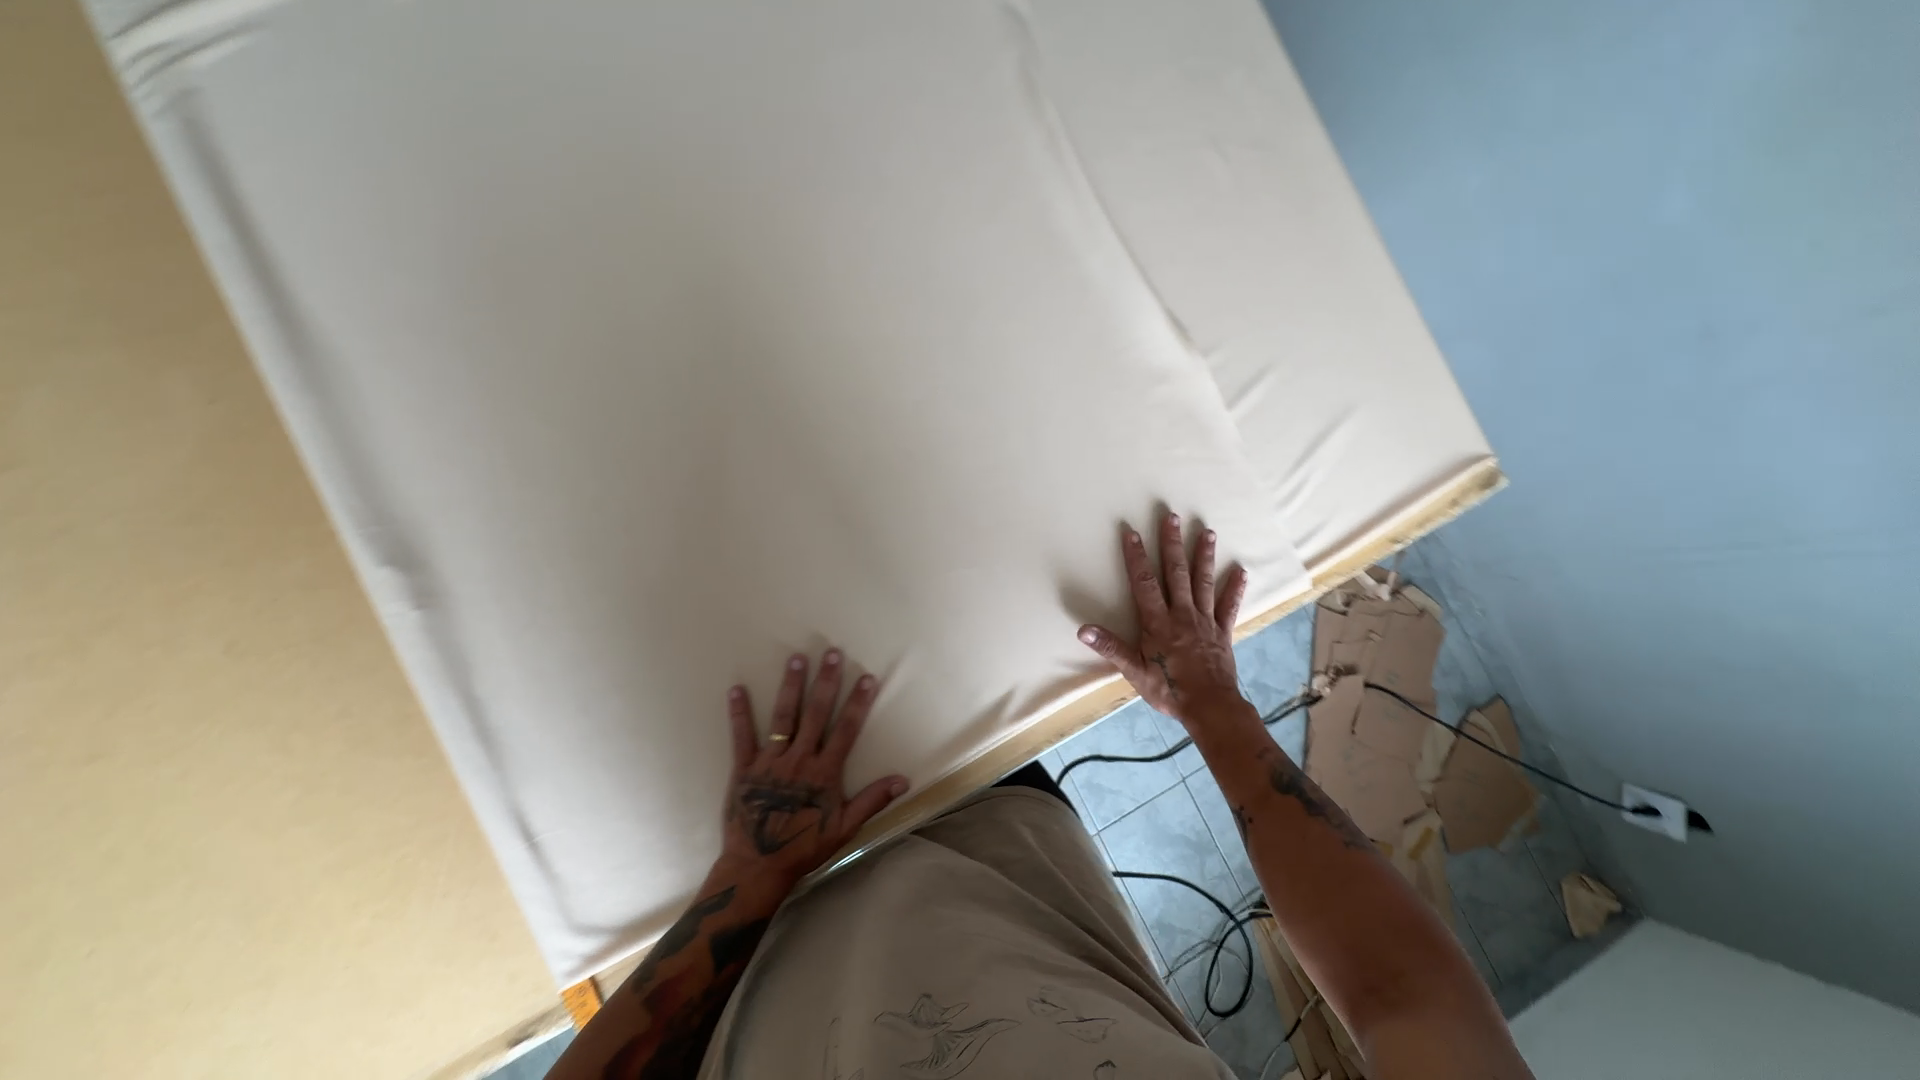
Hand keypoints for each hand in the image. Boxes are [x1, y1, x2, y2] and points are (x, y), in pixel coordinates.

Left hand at [716, 649, 909, 891]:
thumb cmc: (804, 848)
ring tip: (796, 658)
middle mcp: (799, 759)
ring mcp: (770, 761)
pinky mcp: (744, 768)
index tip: (865, 678)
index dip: (857, 703)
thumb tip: (904, 780)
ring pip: (783, 716)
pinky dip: (739, 713)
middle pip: (816, 713)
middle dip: (826, 682)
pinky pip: (741, 736)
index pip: (846, 730)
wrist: (758, 866)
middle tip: (832, 653)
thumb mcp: (845, 829)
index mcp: (824, 773)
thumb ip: (872, 801)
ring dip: (791, 686)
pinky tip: (737, 689)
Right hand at [1077, 511, 1249, 724]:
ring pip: (1203, 582)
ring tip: (1206, 531)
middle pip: (1176, 573)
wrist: (1210, 707)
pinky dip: (1235, 588)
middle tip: (1171, 516)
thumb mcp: (1134, 671)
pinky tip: (1240, 570)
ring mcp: (1205, 621)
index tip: (1131, 533)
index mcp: (1158, 622)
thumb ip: (1111, 647)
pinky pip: (1229, 606)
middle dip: (1171, 544)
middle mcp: (1182, 614)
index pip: (1144, 583)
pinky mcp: (1222, 632)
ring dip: (1203, 556)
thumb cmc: (1169, 690)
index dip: (1136, 557)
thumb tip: (1083, 629)